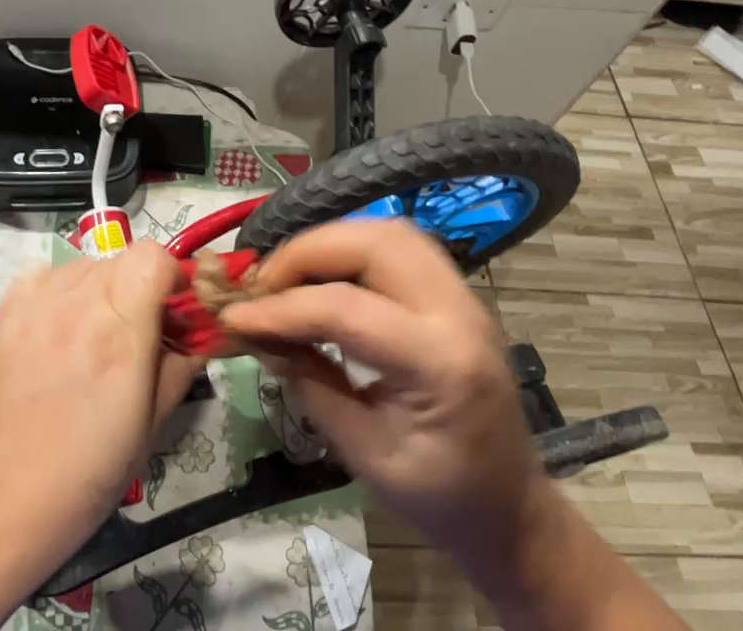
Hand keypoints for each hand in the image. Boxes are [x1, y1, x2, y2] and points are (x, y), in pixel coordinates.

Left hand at [0, 243, 203, 562]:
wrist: (4, 499)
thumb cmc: (91, 470)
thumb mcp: (155, 421)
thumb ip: (182, 362)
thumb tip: (197, 331)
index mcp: (120, 331)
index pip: (153, 256)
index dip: (170, 276)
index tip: (172, 311)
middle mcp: (75, 304)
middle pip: (121, 258)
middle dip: (139, 286)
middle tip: (136, 331)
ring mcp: (33, 305)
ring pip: (83, 265)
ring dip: (100, 287)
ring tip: (92, 334)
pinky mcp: (2, 314)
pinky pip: (41, 275)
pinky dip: (58, 288)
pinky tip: (57, 325)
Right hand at [220, 219, 552, 557]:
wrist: (510, 509)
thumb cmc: (438, 495)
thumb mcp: (362, 452)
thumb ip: (309, 382)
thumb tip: (255, 333)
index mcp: (441, 364)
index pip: (346, 309)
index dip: (280, 308)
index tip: (231, 317)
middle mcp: (459, 314)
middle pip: (376, 243)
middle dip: (306, 252)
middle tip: (262, 286)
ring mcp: (465, 299)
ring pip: (390, 233)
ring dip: (330, 244)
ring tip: (287, 279)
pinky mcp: (457, 297)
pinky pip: (402, 249)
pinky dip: (353, 251)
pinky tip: (323, 280)